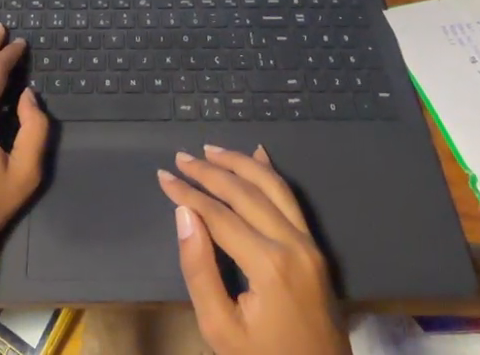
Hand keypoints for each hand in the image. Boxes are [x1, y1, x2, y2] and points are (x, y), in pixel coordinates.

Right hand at [157, 146, 349, 354]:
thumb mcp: (220, 329)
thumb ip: (199, 270)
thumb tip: (184, 214)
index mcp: (268, 264)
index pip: (220, 214)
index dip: (188, 193)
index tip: (163, 176)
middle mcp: (292, 243)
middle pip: (246, 192)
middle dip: (210, 172)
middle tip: (181, 157)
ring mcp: (309, 243)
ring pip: (273, 186)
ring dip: (241, 163)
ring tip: (211, 150)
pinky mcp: (316, 248)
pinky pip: (292, 199)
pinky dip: (271, 173)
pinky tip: (258, 154)